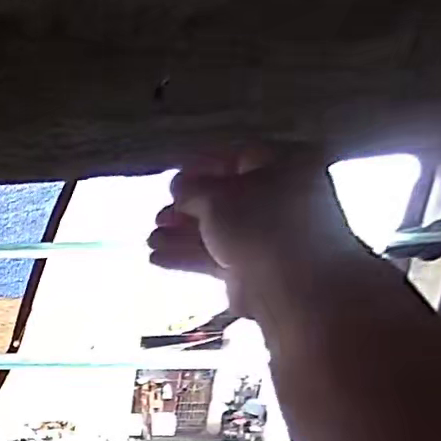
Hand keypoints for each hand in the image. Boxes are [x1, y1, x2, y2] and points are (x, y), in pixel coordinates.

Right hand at [146, 148, 373, 318]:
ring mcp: (263, 235)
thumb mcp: (218, 197)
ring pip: (214, 230)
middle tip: (158, 217)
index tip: (173, 181)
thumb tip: (178, 185)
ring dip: (179, 235)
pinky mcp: (249, 267)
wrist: (290, 282)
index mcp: (283, 166)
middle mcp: (276, 197)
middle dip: (185, 208)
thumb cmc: (259, 224)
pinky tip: (156, 258)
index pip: (237, 158)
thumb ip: (192, 189)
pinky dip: (185, 256)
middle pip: (222, 199)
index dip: (202, 168)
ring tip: (150, 240)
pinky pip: (213, 256)